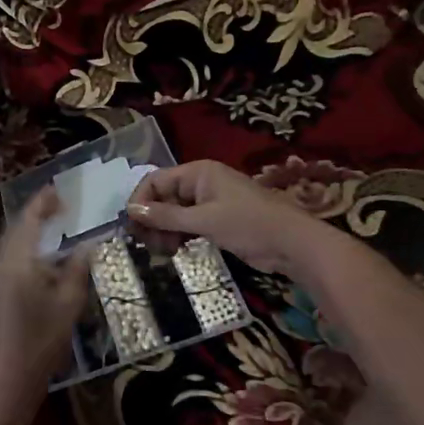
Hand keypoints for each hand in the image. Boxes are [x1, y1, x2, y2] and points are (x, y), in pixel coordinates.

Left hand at [0, 187, 91, 404]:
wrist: (6, 376)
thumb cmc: (40, 339)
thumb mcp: (68, 302)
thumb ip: (77, 268)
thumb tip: (88, 244)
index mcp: (17, 259)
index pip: (29, 219)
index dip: (44, 201)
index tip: (59, 188)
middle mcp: (0, 261)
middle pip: (17, 228)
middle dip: (38, 214)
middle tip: (61, 204)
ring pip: (12, 243)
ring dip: (32, 231)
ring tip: (56, 225)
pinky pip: (11, 258)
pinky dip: (27, 248)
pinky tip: (44, 256)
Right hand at [127, 160, 346, 280]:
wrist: (293, 245)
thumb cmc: (249, 225)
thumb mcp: (204, 220)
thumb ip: (165, 216)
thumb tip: (130, 211)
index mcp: (198, 173)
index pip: (155, 181)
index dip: (140, 202)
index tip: (132, 227)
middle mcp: (200, 183)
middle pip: (161, 198)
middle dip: (151, 220)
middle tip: (148, 245)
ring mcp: (208, 202)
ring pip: (172, 214)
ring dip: (162, 231)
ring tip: (162, 251)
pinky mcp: (215, 220)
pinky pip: (185, 224)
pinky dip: (176, 236)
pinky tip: (174, 250)